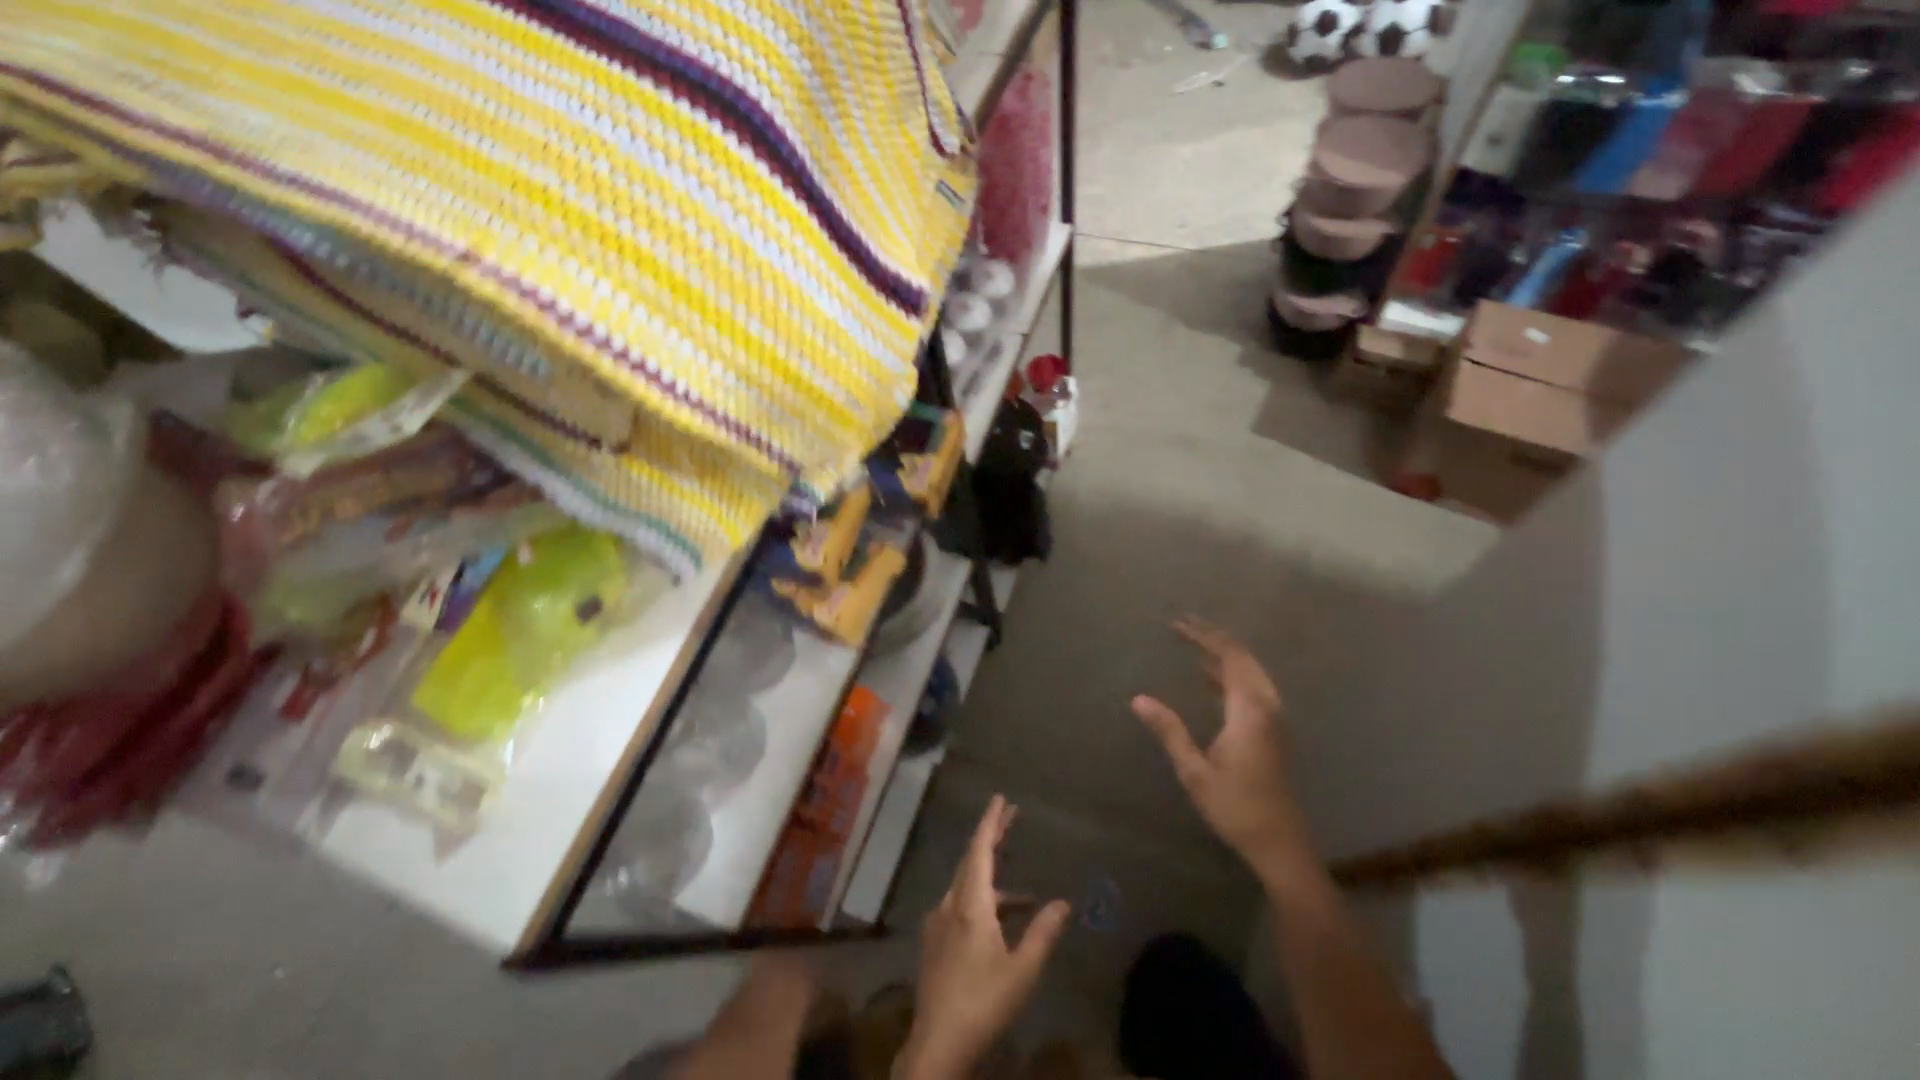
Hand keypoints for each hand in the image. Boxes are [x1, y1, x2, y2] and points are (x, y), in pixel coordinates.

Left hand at [899, 795, 1070, 1079]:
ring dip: (994, 881)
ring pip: (967, 889)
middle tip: (1012, 818)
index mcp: (970, 906)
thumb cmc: (984, 1003)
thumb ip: (1043, 932)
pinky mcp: (934, 945)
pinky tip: (1003, 925)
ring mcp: (937, 926)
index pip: (980, 852)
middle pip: (971, 863)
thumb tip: (1062, 902)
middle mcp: (949, 907)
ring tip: (1028, 895)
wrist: (937, 1044)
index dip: (991, 823)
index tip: (1000, 799)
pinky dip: (984, 905)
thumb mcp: (1023, 970)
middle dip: (992, 840)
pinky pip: (961, 908)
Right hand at [1131, 616, 1316, 885]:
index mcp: (1250, 711)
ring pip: (1252, 672)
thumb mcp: (1194, 771)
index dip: (1205, 637)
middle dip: (1214, 639)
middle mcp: (1268, 706)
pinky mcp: (1274, 730)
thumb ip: (1169, 731)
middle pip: (1244, 659)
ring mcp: (1275, 718)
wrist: (1279, 842)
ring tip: (1193, 646)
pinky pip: (1253, 687)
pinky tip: (1210, 679)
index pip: (1230, 657)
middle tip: (1183, 626)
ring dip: (1224, 655)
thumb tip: (1139, 699)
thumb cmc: (1235, 807)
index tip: (1177, 624)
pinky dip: (1232, 673)